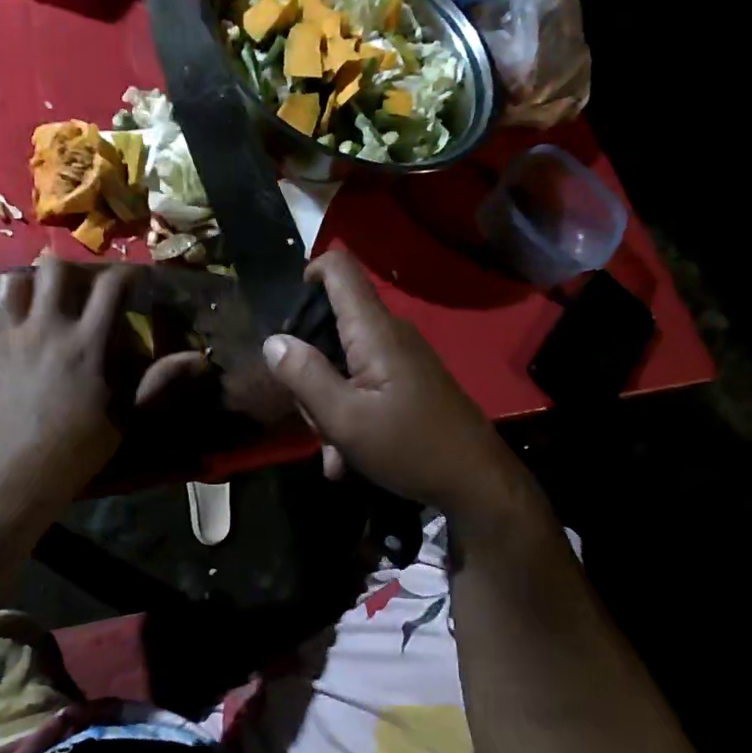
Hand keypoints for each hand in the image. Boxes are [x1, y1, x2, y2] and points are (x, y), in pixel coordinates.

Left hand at [0, 258, 207, 509]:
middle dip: (70, 271)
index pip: (111, 285)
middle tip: (76, 289)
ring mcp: (7, 335)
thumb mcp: (124, 415)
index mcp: (88, 341)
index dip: (124, 274)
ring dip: (26, 287)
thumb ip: (157, 380)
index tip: (130, 279)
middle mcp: (47, 327)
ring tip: (34, 303)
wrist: (12, 473)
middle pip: (55, 268)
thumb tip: (200, 359)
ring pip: (11, 281)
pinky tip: (4, 333)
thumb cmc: (76, 448)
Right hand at [263, 250, 521, 511]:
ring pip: (344, 363)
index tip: (286, 312)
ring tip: (333, 451)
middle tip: (310, 413)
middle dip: (309, 368)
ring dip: (327, 403)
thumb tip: (273, 341)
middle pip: (332, 326)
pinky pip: (364, 385)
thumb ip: (304, 376)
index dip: (309, 272)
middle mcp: (389, 334)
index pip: (340, 268)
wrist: (478, 483)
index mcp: (374, 331)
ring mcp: (401, 359)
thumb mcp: (345, 419)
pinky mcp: (408, 382)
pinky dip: (349, 415)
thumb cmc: (410, 448)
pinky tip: (346, 459)